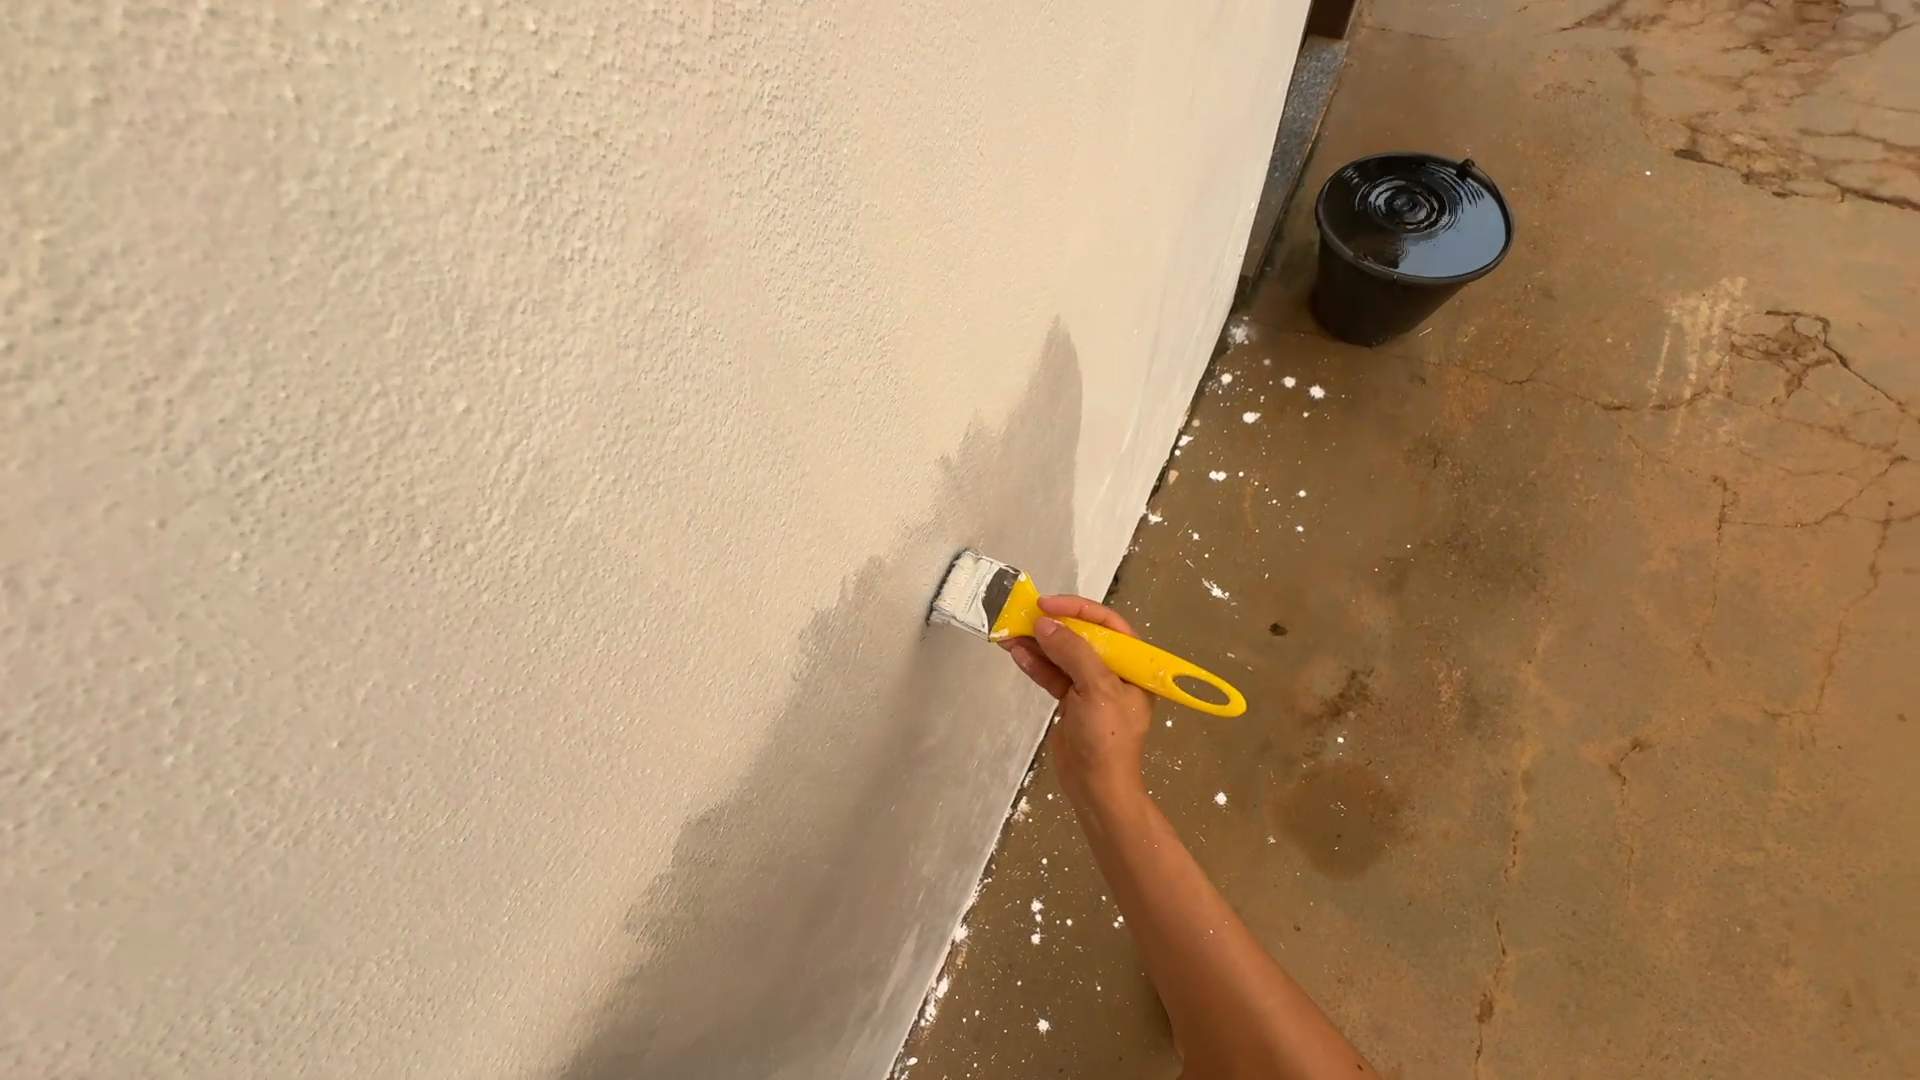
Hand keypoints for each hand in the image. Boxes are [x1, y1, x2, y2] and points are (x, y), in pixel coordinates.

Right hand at [1001, 595, 1153, 803]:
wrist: (1097, 788)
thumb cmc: (1107, 736)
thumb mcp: (1096, 689)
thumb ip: (1072, 652)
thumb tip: (1044, 624)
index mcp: (1132, 664)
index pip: (1107, 623)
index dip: (1076, 608)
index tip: (1046, 604)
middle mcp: (1114, 671)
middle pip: (1081, 636)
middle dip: (1052, 626)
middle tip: (1022, 615)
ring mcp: (1091, 687)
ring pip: (1062, 655)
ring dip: (1037, 643)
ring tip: (1009, 633)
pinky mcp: (1071, 702)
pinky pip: (1053, 675)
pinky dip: (1035, 664)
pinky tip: (1016, 653)